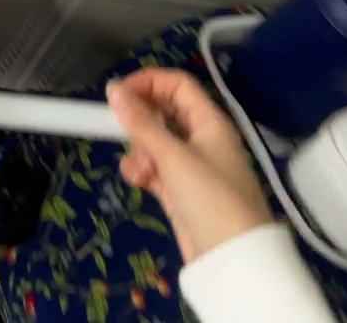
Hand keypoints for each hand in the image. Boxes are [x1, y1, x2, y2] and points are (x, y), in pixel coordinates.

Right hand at [108, 68, 272, 262]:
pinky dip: (142, 170)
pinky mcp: (181, 189)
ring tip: (137, 169)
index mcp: (210, 123)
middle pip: (163, 111)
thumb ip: (141, 123)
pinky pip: (154, 166)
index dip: (148, 82)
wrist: (233, 263)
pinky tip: (137, 180)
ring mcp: (192, 165)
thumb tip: (113, 89)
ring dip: (139, 150)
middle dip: (139, 120)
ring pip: (155, 141)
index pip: (177, 85)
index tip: (119, 93)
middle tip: (119, 129)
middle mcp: (202, 139)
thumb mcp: (173, 157)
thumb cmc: (210, 199)